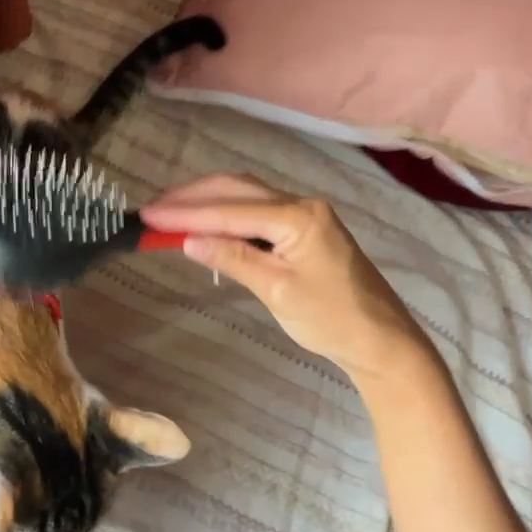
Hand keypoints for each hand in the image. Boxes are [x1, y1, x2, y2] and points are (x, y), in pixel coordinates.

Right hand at [142, 173, 431, 386]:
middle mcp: (301, 204)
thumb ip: (233, 259)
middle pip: (235, 189)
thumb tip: (188, 241)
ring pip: (245, 196)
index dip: (185, 213)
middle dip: (191, 198)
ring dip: (206, 203)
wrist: (383, 341)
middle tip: (152, 211)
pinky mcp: (303, 229)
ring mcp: (304, 214)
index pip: (229, 211)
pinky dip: (225, 215)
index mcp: (298, 217)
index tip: (148, 216)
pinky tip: (204, 225)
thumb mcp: (277, 291)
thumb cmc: (333, 320)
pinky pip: (256, 212)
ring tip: (169, 214)